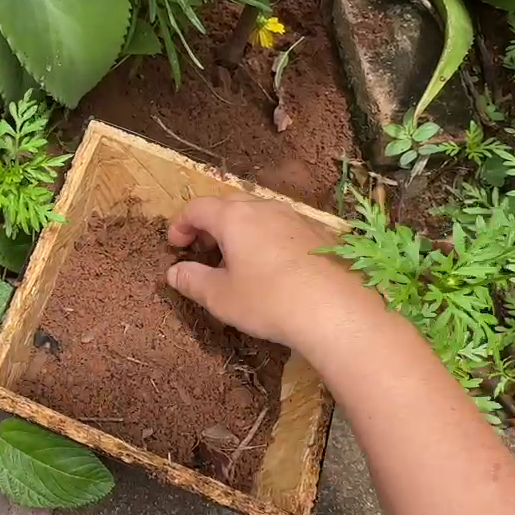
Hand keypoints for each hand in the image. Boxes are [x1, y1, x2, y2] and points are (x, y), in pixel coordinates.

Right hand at [165, 195, 384, 350]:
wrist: (339, 311)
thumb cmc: (270, 301)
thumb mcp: (221, 297)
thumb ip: (192, 281)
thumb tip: (174, 272)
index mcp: (234, 217)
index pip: (197, 207)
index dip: (180, 224)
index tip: (175, 245)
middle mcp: (264, 208)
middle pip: (227, 204)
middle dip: (208, 223)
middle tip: (202, 250)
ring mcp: (294, 218)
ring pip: (256, 214)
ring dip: (238, 230)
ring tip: (234, 261)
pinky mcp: (317, 234)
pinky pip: (280, 228)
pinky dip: (263, 239)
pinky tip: (269, 269)